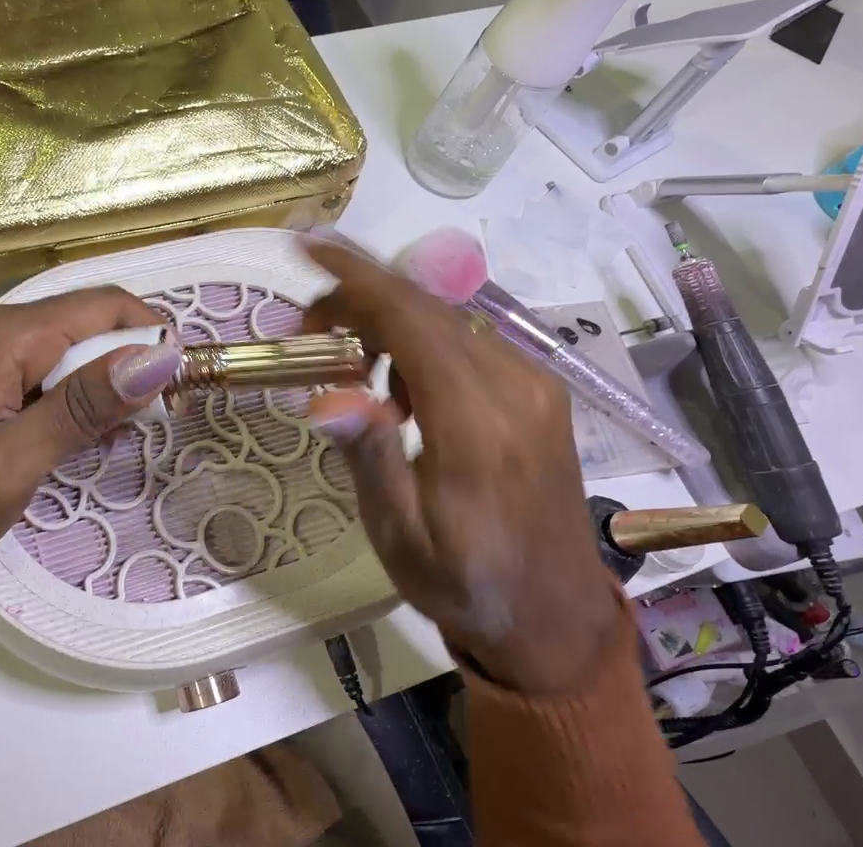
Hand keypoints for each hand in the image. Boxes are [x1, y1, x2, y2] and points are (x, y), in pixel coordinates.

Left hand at [0, 288, 181, 594]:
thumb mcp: (11, 463)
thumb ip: (83, 406)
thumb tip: (159, 357)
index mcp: (7, 337)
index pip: (105, 307)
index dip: (154, 338)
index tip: (183, 390)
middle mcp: (1, 329)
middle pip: (93, 324)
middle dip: (134, 364)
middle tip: (154, 425)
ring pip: (77, 350)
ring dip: (109, 387)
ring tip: (123, 438)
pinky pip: (53, 372)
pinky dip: (80, 400)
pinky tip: (87, 440)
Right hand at [302, 241, 622, 694]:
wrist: (556, 617)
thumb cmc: (467, 583)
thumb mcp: (402, 537)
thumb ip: (368, 458)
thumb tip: (324, 396)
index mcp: (479, 425)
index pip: (412, 321)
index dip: (356, 277)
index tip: (307, 245)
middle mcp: (515, 387)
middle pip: (427, 308)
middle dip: (359, 297)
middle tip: (307, 328)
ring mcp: (534, 385)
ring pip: (447, 319)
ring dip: (388, 319)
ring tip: (346, 361)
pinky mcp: (538, 392)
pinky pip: (468, 341)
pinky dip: (420, 340)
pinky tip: (398, 384)